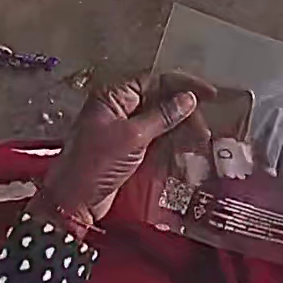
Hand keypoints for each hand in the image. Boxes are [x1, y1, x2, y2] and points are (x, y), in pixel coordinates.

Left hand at [38, 76, 207, 230]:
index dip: (184, 85)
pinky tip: (187, 148)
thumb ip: (163, 116)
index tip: (209, 94)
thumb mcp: (133, 137)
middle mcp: (119, 107)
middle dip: (185, 111)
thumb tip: (189, 98)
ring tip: (200, 139)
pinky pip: (155, 137)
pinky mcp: (128, 147)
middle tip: (204, 127)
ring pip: (161, 119)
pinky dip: (172, 140)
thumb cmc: (97, 164)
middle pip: (160, 99)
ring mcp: (123, 127)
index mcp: (114, 96)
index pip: (155, 80)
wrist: (74, 202)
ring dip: (181, 127)